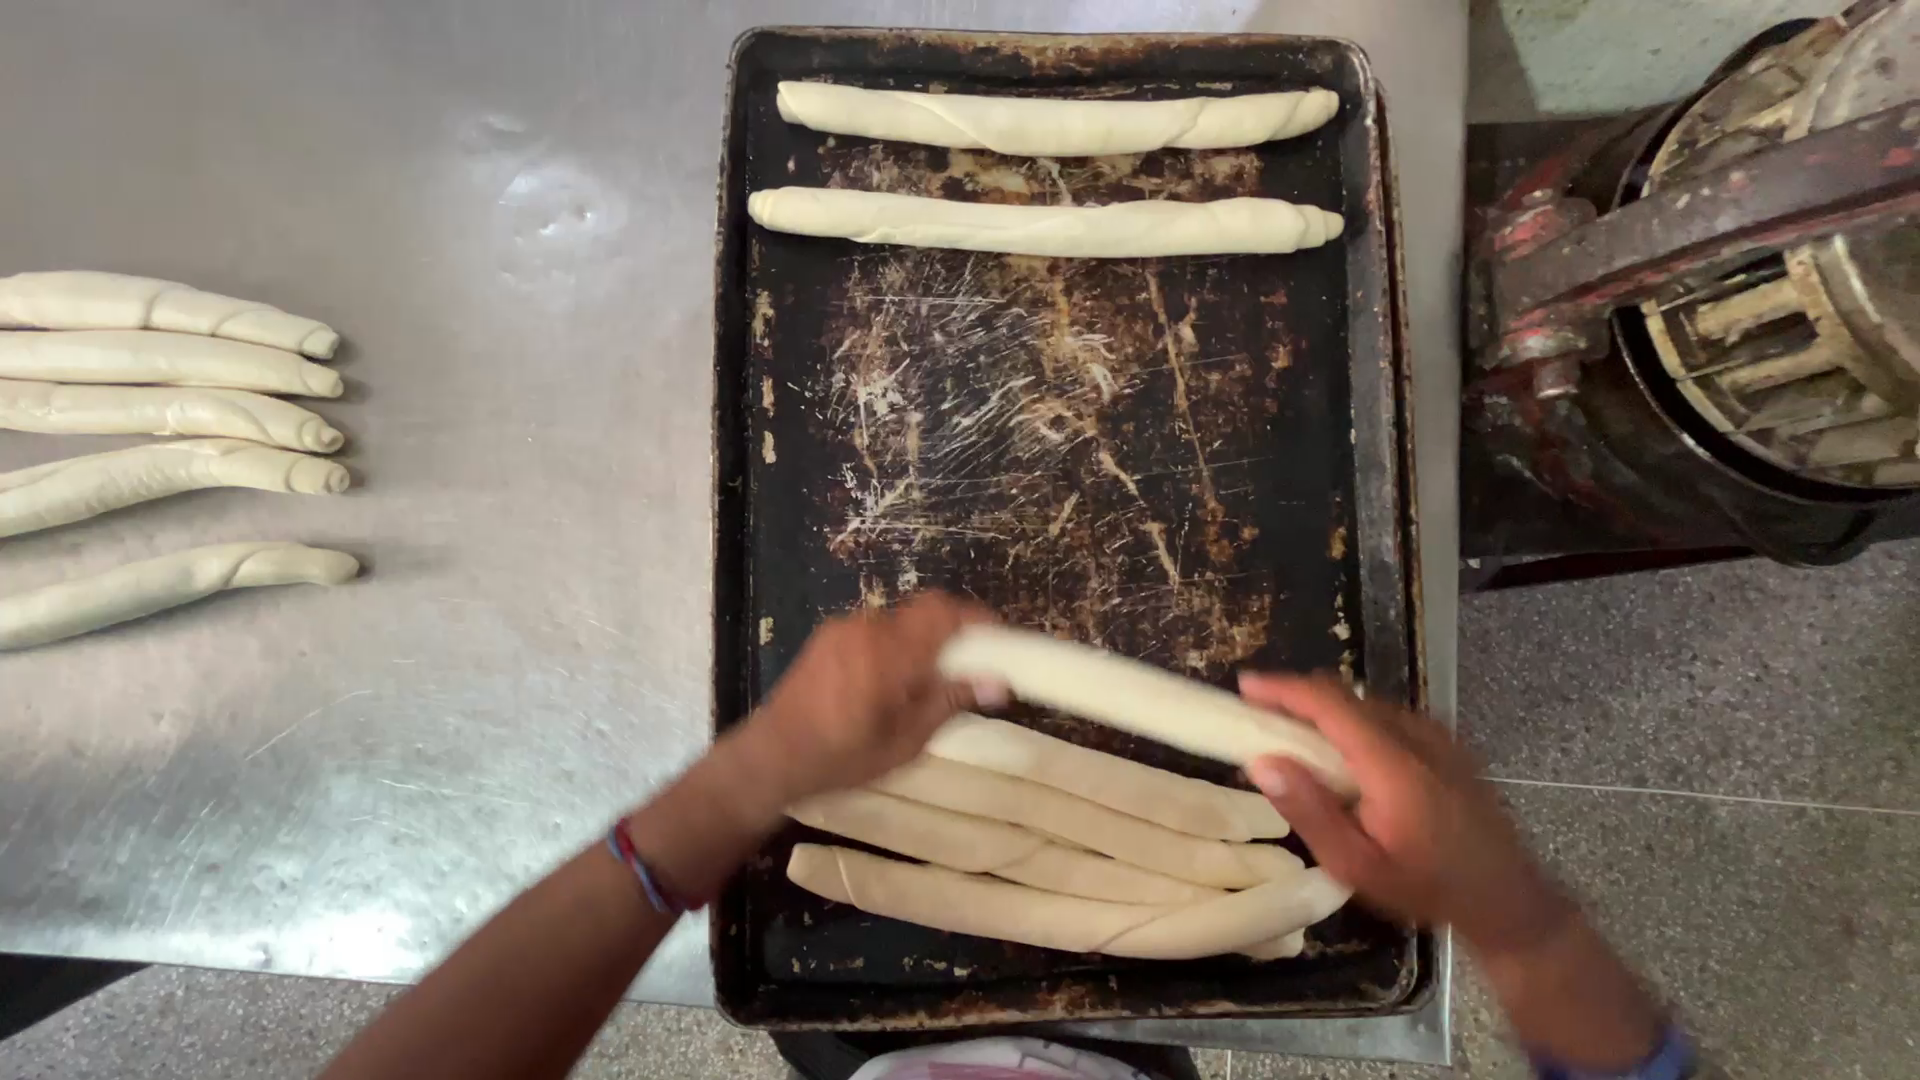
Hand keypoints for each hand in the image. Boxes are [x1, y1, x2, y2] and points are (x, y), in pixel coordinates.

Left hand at [726, 592, 991, 810]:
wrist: (770, 755)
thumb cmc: (841, 758)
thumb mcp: (905, 741)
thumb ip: (950, 701)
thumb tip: (999, 682)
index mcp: (888, 653)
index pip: (943, 612)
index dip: (977, 617)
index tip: (1000, 637)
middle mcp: (867, 628)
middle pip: (925, 610)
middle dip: (955, 629)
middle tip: (973, 661)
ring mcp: (845, 627)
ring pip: (903, 619)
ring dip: (925, 638)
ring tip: (932, 677)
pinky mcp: (830, 634)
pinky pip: (878, 627)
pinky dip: (899, 643)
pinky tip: (896, 678)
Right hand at [1238, 672, 1571, 956]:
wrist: (1510, 899)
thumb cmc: (1427, 887)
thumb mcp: (1356, 865)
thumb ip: (1308, 811)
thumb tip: (1261, 762)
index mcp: (1392, 764)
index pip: (1329, 703)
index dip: (1283, 688)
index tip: (1244, 685)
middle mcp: (1416, 736)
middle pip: (1343, 696)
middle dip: (1295, 697)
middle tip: (1257, 715)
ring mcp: (1436, 735)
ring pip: (1364, 703)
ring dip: (1323, 709)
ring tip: (1291, 734)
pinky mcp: (1445, 741)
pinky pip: (1385, 715)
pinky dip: (1350, 720)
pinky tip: (1339, 751)